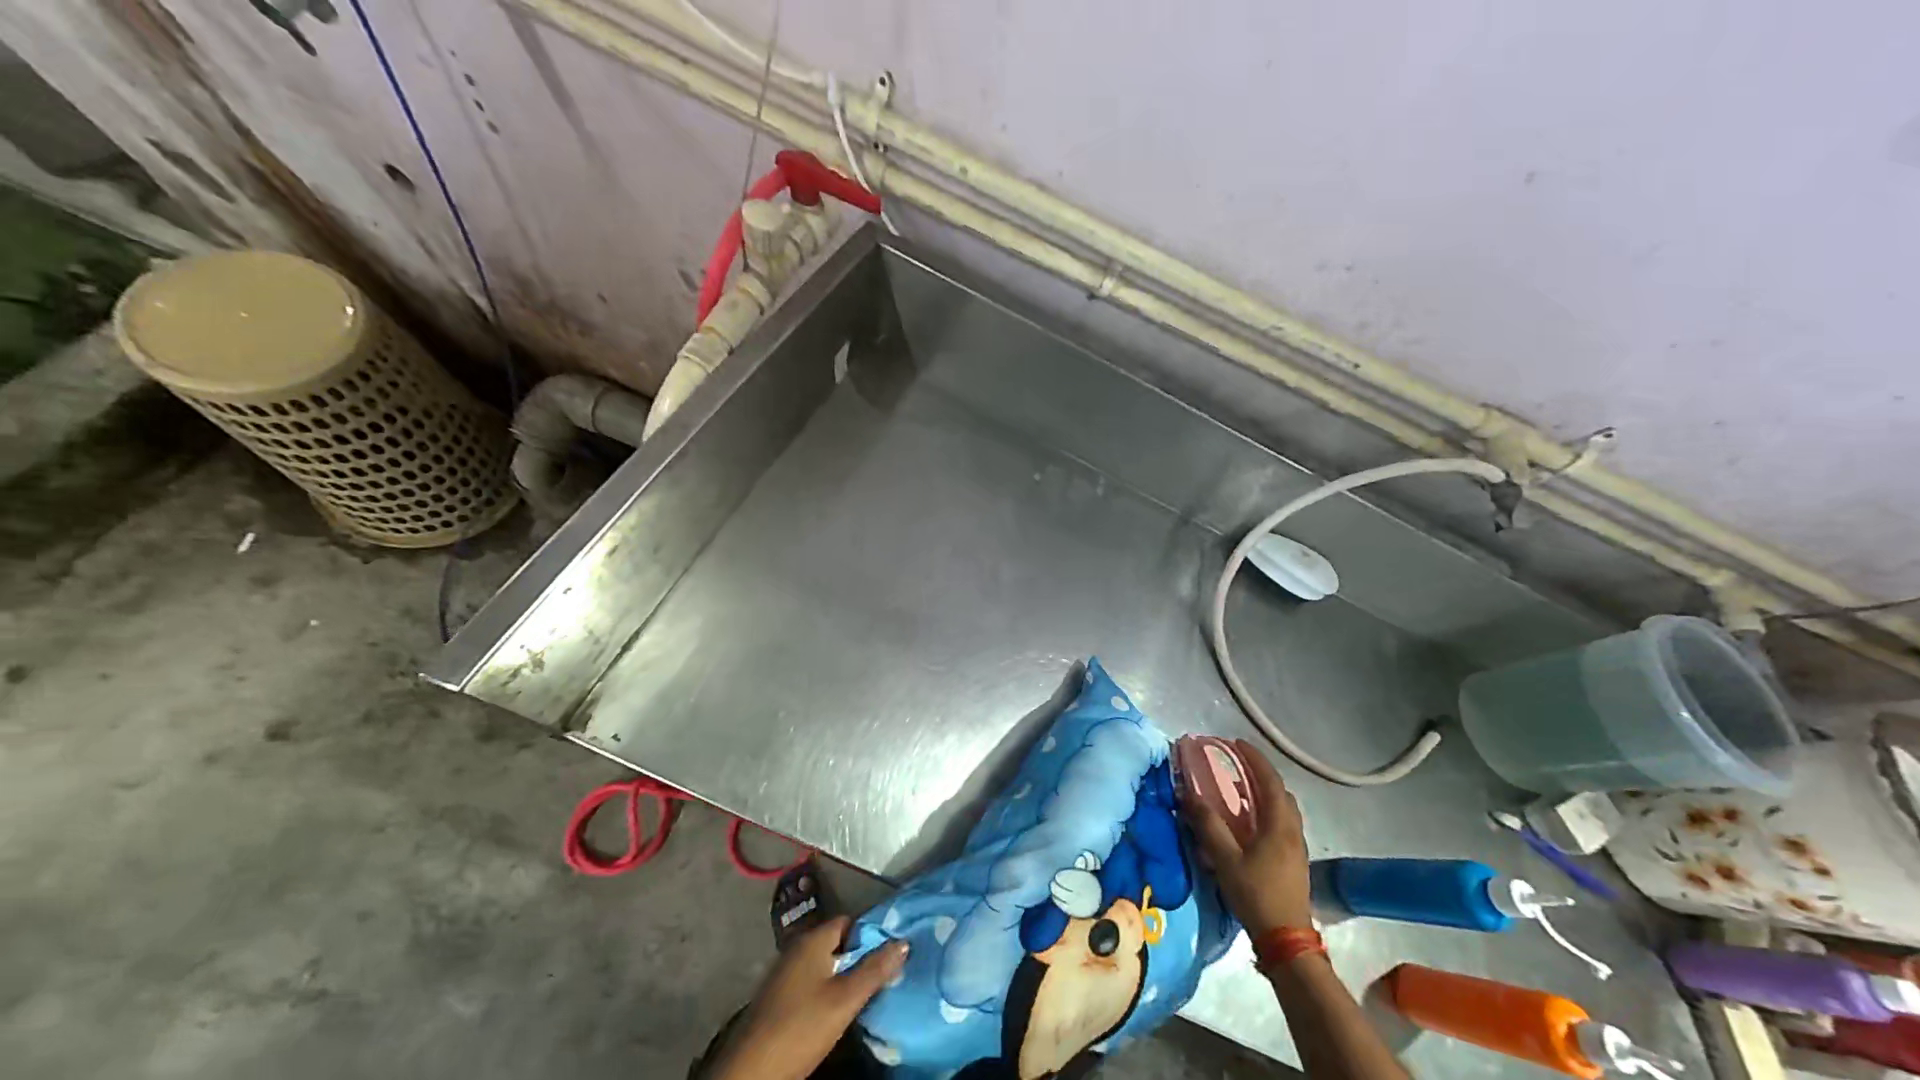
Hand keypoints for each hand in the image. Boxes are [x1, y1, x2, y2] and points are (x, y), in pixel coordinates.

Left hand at [708, 917, 908, 1079]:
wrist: (751, 1071)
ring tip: (870, 992)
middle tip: (886, 973)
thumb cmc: (801, 1027)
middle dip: (860, 955)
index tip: (892, 950)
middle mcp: (797, 949)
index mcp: (812, 941)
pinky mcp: (780, 997)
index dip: (871, 933)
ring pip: (825, 964)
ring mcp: (786, 973)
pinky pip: (813, 981)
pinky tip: (841, 1008)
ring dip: (845, 975)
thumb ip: (874, 970)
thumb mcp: (845, 1000)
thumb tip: (903, 941)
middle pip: (837, 943)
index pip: (849, 921)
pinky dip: (829, 989)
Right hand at [1179, 738, 1313, 935]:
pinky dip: (1267, 811)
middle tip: (1238, 764)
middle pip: (1281, 793)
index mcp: (1279, 825)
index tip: (1237, 743)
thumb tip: (1189, 795)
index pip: (1270, 781)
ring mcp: (1297, 848)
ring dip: (1265, 793)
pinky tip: (1250, 823)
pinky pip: (1282, 824)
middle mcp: (1293, 831)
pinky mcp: (1294, 862)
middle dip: (1261, 773)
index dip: (1255, 759)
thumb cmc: (1256, 894)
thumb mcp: (1225, 859)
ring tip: (1242, 789)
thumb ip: (1208, 825)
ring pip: (1284, 809)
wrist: (1286, 939)